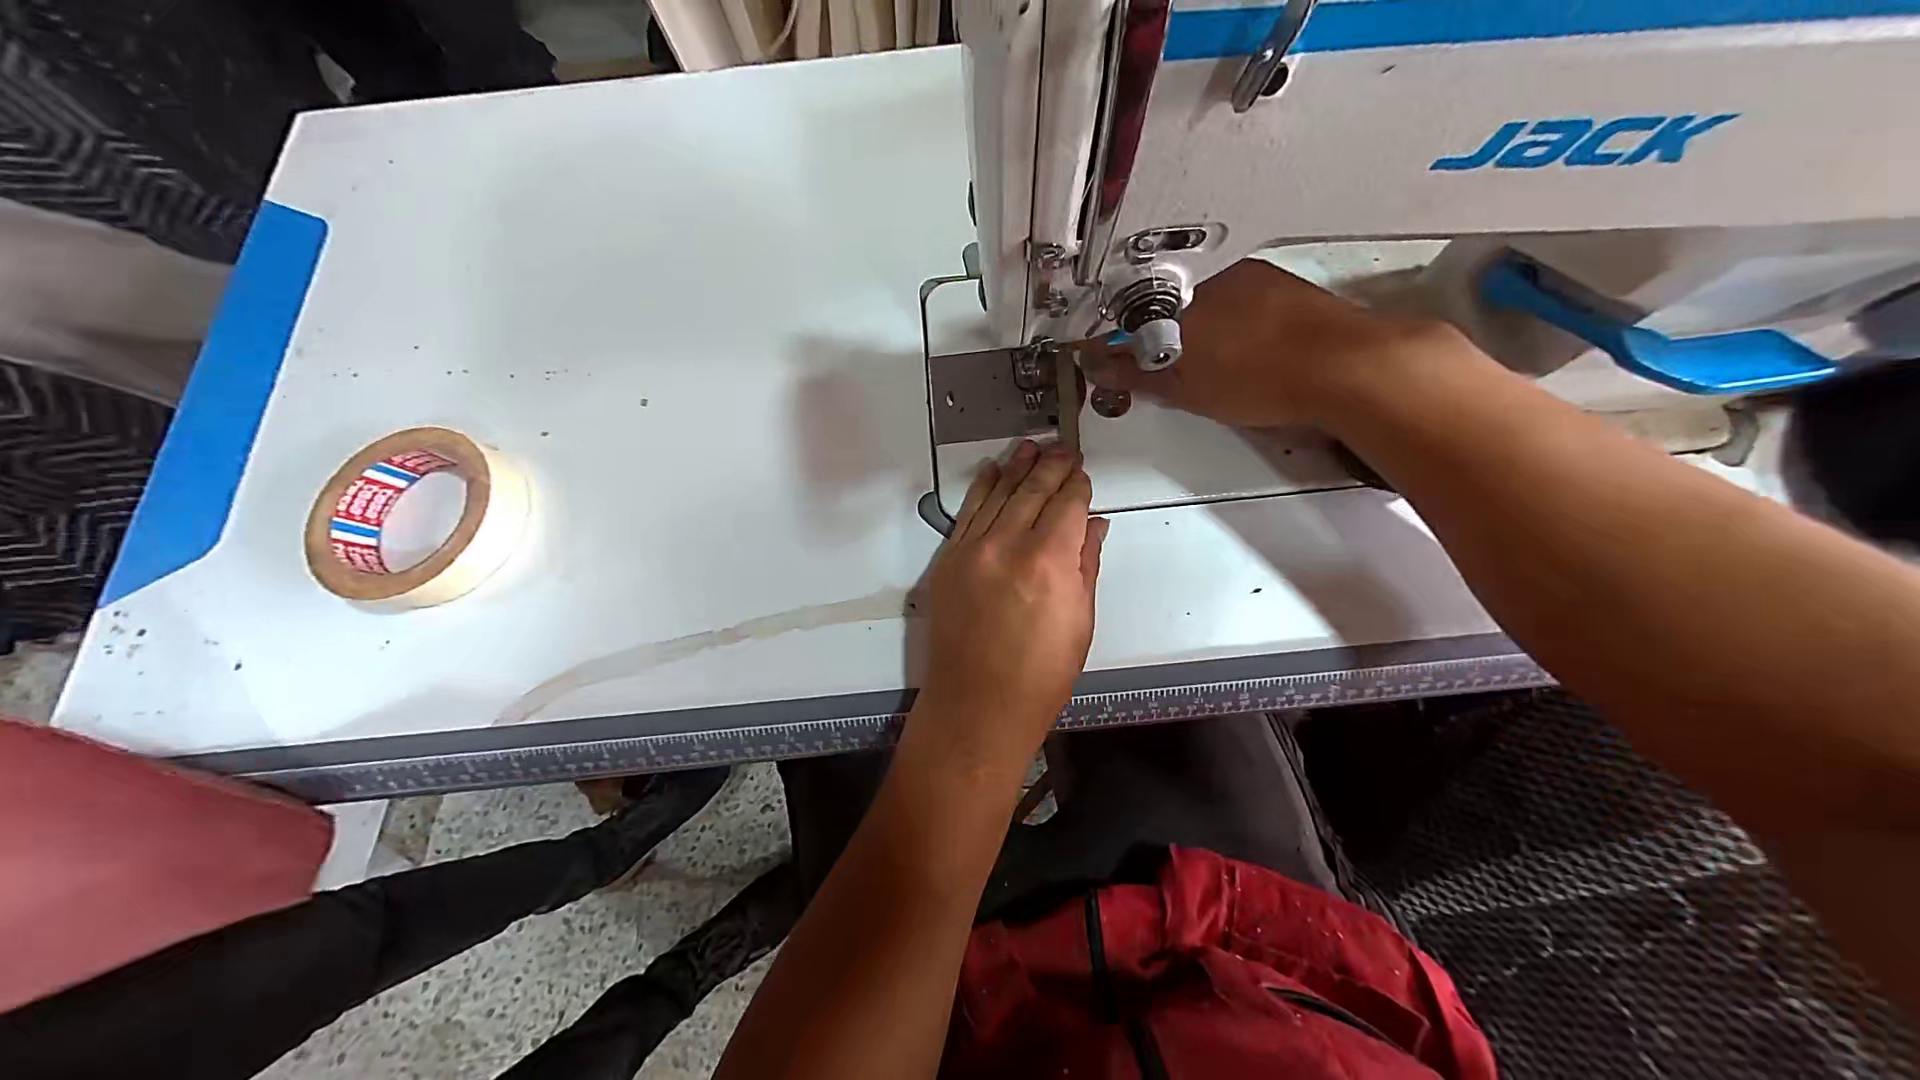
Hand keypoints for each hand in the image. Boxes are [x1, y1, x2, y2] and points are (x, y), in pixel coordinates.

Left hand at [914, 441, 1108, 774]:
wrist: (977, 705)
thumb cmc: (1040, 676)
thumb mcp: (1080, 621)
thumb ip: (1086, 565)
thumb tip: (1092, 526)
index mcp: (1049, 562)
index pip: (1067, 504)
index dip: (1078, 485)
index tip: (1084, 474)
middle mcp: (1007, 546)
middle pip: (1033, 490)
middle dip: (1052, 465)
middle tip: (1064, 447)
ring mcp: (971, 551)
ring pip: (998, 494)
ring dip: (1017, 467)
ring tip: (1030, 446)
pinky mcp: (947, 561)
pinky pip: (967, 513)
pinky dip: (982, 488)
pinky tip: (993, 471)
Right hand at [1082, 259, 1469, 428]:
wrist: (1347, 367)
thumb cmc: (1269, 380)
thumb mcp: (1192, 392)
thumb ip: (1141, 379)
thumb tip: (1105, 371)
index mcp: (1184, 309)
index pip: (1134, 327)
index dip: (1117, 347)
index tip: (1102, 358)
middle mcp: (1213, 283)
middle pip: (1172, 314)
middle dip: (1167, 342)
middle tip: (1178, 376)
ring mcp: (1251, 279)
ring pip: (1209, 306)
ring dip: (1205, 332)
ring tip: (1227, 370)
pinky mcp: (1281, 284)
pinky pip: (1242, 302)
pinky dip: (1237, 324)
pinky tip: (1253, 353)